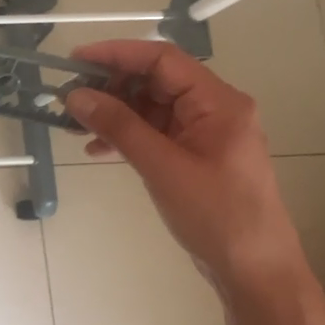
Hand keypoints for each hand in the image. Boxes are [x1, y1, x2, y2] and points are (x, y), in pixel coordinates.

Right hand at [63, 40, 304, 288]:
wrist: (254, 271)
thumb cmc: (217, 215)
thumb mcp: (162, 167)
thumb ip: (119, 127)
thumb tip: (76, 96)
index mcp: (218, 102)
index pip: (162, 60)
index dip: (116, 54)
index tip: (74, 61)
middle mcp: (214, 110)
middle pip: (155, 81)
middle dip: (111, 86)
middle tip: (70, 98)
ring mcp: (205, 134)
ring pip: (151, 107)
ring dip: (114, 112)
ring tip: (76, 125)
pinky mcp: (195, 156)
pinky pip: (155, 132)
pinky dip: (126, 135)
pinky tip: (98, 149)